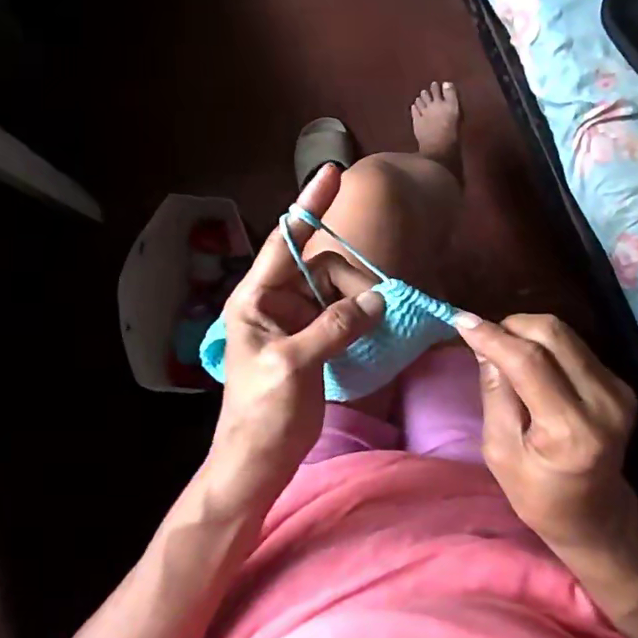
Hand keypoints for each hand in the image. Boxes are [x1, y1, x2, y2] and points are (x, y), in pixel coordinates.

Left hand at [212, 166, 382, 491]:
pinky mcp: (311, 343)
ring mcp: (294, 323)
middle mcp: (273, 302)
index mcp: (255, 299)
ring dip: (361, 302)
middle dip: (353, 281)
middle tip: (381, 308)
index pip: (284, 241)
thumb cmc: (262, 415)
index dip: (308, 207)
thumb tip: (379, 299)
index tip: (332, 173)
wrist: (257, 464)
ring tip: (380, 327)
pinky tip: (375, 332)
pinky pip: (342, 316)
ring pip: (336, 292)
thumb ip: (335, 328)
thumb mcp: (294, 366)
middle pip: (322, 268)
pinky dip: (360, 320)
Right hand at [453, 314, 637, 552]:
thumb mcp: (500, 451)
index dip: (492, 336)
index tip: (460, 321)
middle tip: (485, 341)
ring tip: (506, 355)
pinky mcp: (621, 385)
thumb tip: (484, 345)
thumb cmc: (538, 494)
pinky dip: (544, 346)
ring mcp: (617, 391)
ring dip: (527, 334)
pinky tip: (532, 368)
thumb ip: (495, 394)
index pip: (529, 362)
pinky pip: (574, 346)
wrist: (596, 516)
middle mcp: (602, 403)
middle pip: (552, 334)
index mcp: (570, 429)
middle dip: (511, 327)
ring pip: (564, 333)